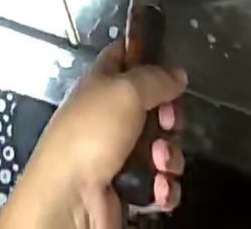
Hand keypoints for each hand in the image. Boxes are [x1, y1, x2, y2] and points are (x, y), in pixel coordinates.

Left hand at [0, 41, 187, 227]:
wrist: (71, 194)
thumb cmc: (94, 129)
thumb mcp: (125, 92)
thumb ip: (155, 79)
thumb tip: (179, 74)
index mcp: (101, 81)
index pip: (123, 55)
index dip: (146, 56)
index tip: (170, 68)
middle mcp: (110, 113)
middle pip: (152, 106)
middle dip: (169, 117)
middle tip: (169, 123)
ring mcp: (119, 152)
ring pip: (159, 146)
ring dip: (168, 155)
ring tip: (160, 161)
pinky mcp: (128, 188)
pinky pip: (158, 183)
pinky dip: (163, 187)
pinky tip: (158, 189)